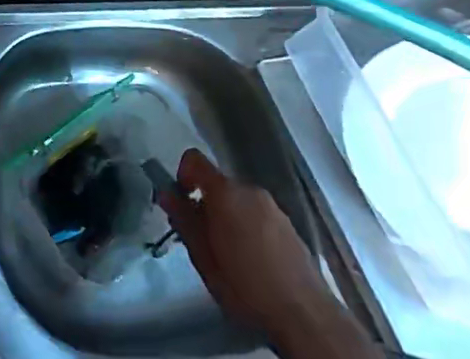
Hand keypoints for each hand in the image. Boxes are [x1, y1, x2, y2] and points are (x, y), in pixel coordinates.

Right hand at [157, 149, 381, 358]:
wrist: (302, 310)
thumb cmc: (245, 286)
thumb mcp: (205, 259)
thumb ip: (184, 221)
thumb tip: (167, 194)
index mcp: (226, 193)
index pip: (195, 160)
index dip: (182, 174)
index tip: (180, 201)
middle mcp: (249, 189)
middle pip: (217, 184)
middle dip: (204, 205)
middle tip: (201, 241)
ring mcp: (271, 204)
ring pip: (237, 200)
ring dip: (226, 217)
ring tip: (227, 255)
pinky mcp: (286, 220)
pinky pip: (256, 212)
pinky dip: (246, 225)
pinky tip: (251, 259)